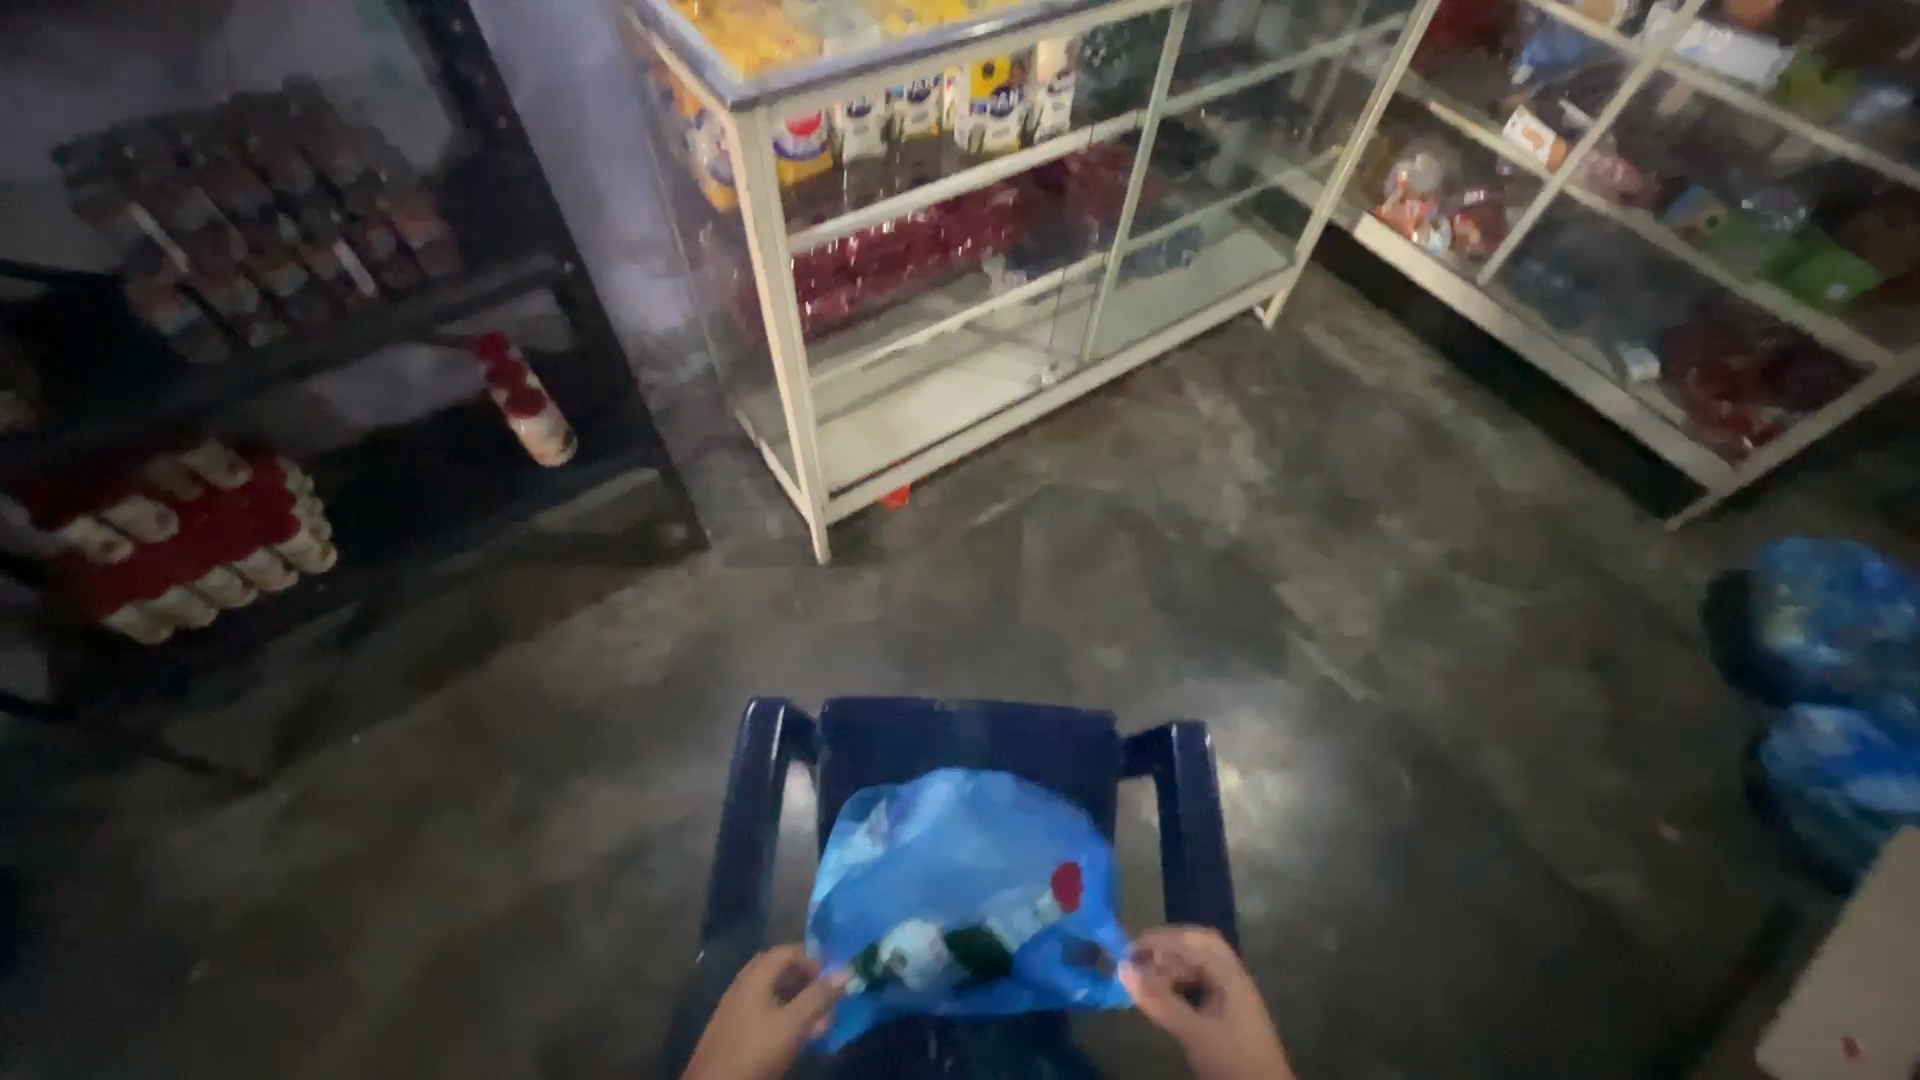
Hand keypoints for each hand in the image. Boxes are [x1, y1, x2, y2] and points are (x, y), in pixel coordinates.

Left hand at [682, 945, 846, 1079]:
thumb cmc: (755, 1051)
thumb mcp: (793, 1025)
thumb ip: (818, 997)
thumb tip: (847, 970)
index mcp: (755, 976)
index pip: (787, 951)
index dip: (812, 959)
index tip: (830, 978)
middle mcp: (742, 984)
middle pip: (778, 969)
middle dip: (804, 978)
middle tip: (823, 994)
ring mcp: (734, 1007)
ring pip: (770, 992)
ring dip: (795, 999)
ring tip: (815, 1019)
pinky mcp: (731, 1030)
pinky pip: (761, 1010)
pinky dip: (782, 1014)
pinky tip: (792, 1035)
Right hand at [1121, 926, 1293, 1079]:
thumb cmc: (1234, 1062)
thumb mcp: (1193, 1032)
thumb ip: (1159, 1000)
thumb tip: (1122, 968)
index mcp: (1230, 974)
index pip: (1195, 939)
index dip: (1162, 938)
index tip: (1131, 949)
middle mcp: (1231, 980)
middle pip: (1195, 953)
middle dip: (1164, 954)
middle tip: (1134, 964)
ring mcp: (1231, 1000)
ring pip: (1195, 972)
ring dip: (1169, 973)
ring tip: (1143, 985)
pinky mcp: (1226, 1019)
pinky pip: (1197, 992)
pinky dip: (1176, 991)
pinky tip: (1162, 1002)